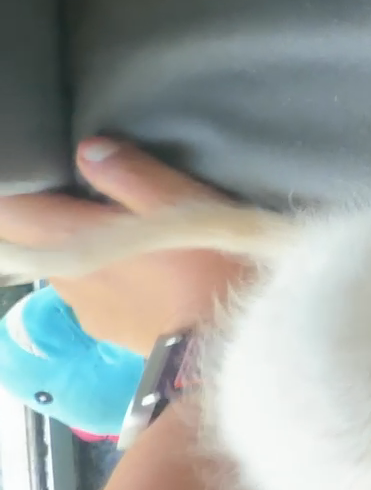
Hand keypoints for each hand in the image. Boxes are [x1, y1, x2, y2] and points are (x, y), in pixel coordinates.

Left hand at [0, 139, 253, 351]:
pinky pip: (99, 293)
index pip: (9, 208)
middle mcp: (61, 271)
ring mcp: (83, 304)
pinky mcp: (108, 326)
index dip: (24, 189)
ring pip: (71, 265)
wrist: (229, 340)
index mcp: (71, 238)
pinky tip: (154, 280)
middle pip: (36, 238)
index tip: (55, 176)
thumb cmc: (213, 266)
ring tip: (139, 243)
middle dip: (57, 218)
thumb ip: (136, 177)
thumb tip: (90, 149)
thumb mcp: (189, 209)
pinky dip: (117, 279)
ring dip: (93, 250)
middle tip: (101, 202)